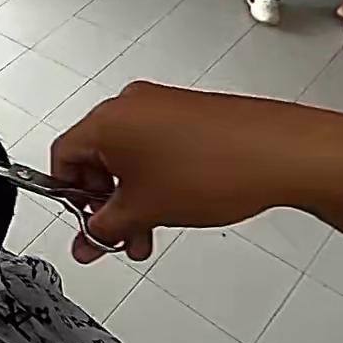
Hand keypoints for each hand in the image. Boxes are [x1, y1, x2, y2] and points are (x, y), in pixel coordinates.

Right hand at [50, 82, 342, 262]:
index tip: (81, 221)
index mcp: (107, 120)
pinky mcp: (184, 114)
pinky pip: (151, 149)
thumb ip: (105, 228)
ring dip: (129, 199)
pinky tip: (165, 208)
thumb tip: (91, 236)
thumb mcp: (144, 209)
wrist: (281, 153)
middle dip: (102, 204)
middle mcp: (129, 106)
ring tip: (143, 232)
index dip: (66, 197)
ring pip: (125, 158)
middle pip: (93, 158)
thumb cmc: (219, 166)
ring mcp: (159, 107)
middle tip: (112, 234)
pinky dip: (150, 180)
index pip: (62, 158)